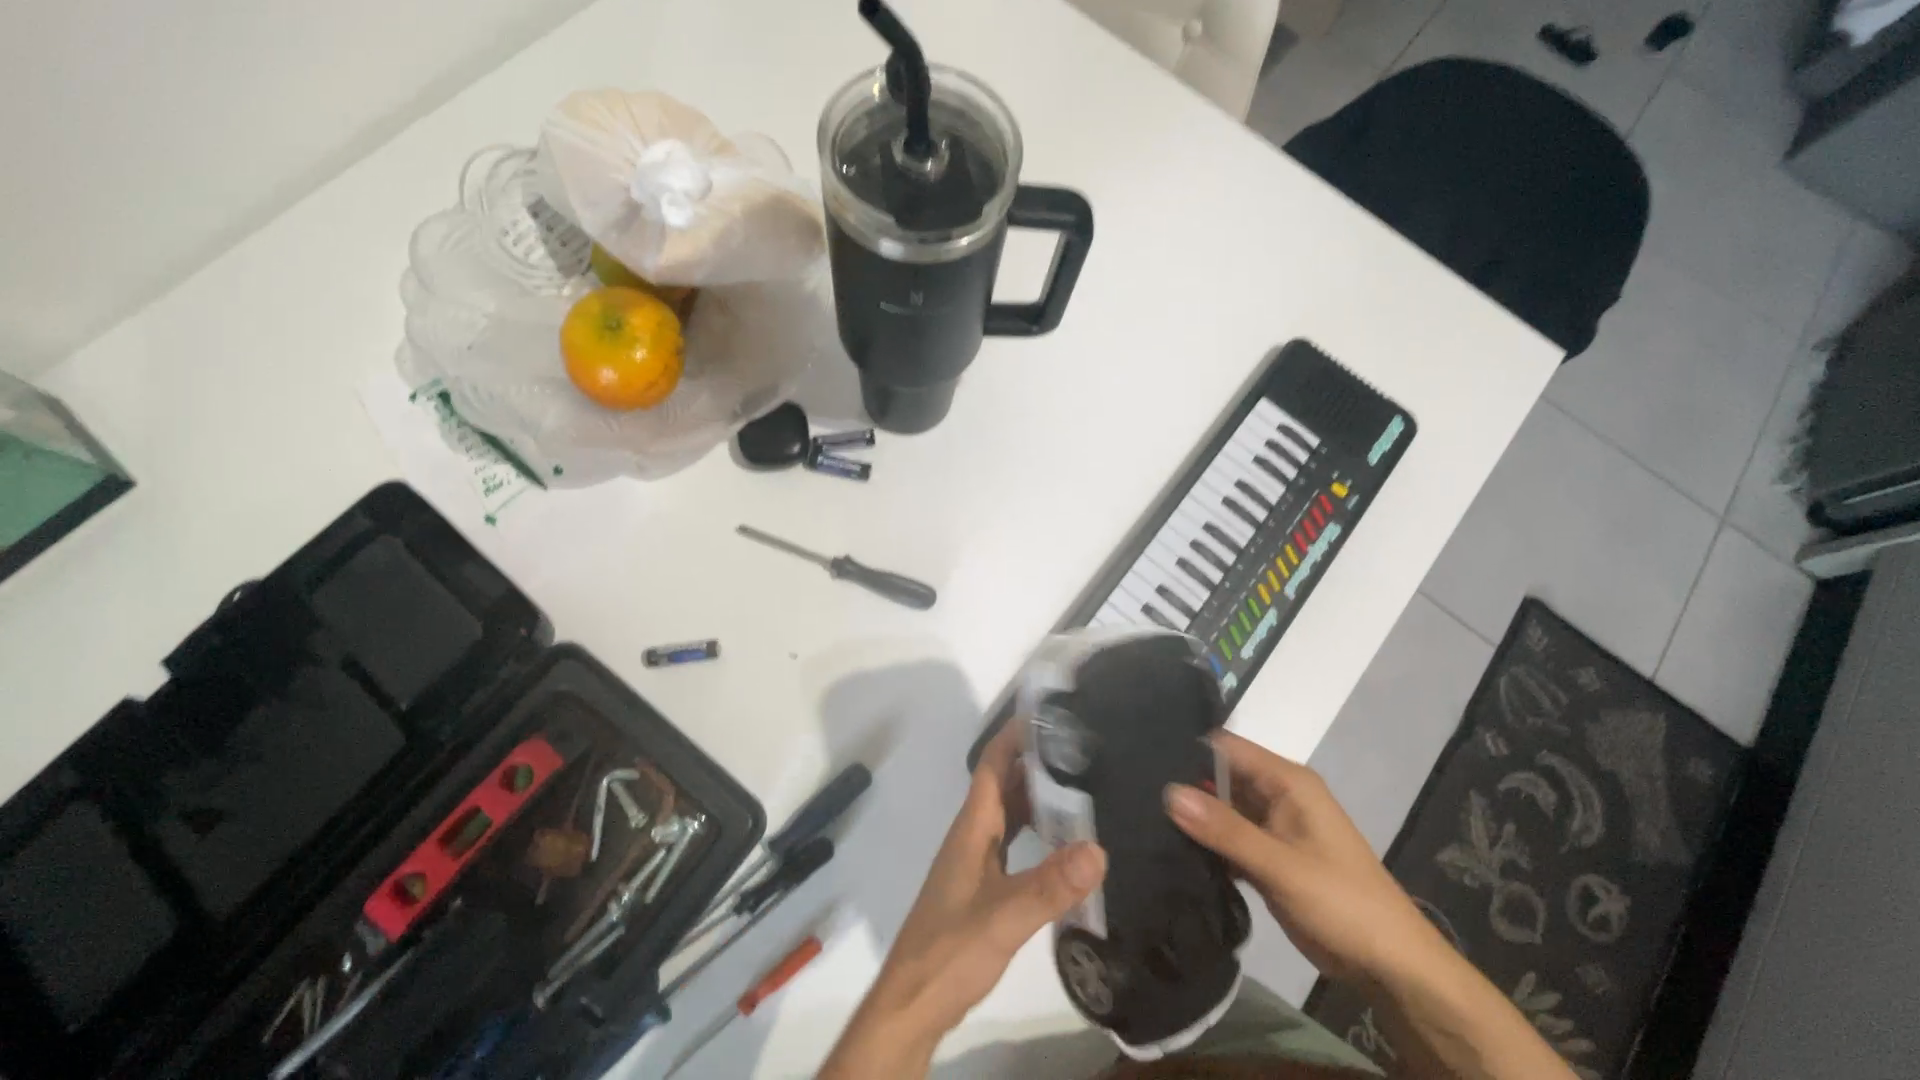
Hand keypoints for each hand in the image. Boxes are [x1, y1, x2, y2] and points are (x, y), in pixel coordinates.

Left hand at [820, 722, 1106, 1077]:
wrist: (913, 1004)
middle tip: (1086, 747)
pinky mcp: (984, 891)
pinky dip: (1038, 836)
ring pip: (1009, 817)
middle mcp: (973, 839)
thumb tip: (1099, 848)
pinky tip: (1067, 847)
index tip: (1052, 714)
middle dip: (1037, 762)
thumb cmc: (949, 952)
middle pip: (1004, 787)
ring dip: (1039, 798)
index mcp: (971, 831)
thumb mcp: (1002, 918)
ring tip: (1086, 786)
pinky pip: (1014, 847)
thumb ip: (1048, 887)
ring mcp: (976, 866)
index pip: (992, 766)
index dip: (1016, 737)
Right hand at [1165, 731, 1440, 984]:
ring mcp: (1272, 829)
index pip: (1227, 748)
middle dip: (1182, 784)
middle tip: (1130, 794)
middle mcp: (1277, 797)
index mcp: (1288, 783)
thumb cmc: (1342, 903)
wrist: (1388, 964)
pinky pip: (1227, 840)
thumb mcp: (1280, 865)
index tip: (1141, 759)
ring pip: (1220, 810)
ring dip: (1190, 817)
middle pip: (1219, 777)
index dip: (1188, 749)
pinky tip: (1165, 850)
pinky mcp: (1266, 859)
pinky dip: (1204, 845)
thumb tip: (1168, 791)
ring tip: (1138, 819)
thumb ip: (1225, 829)